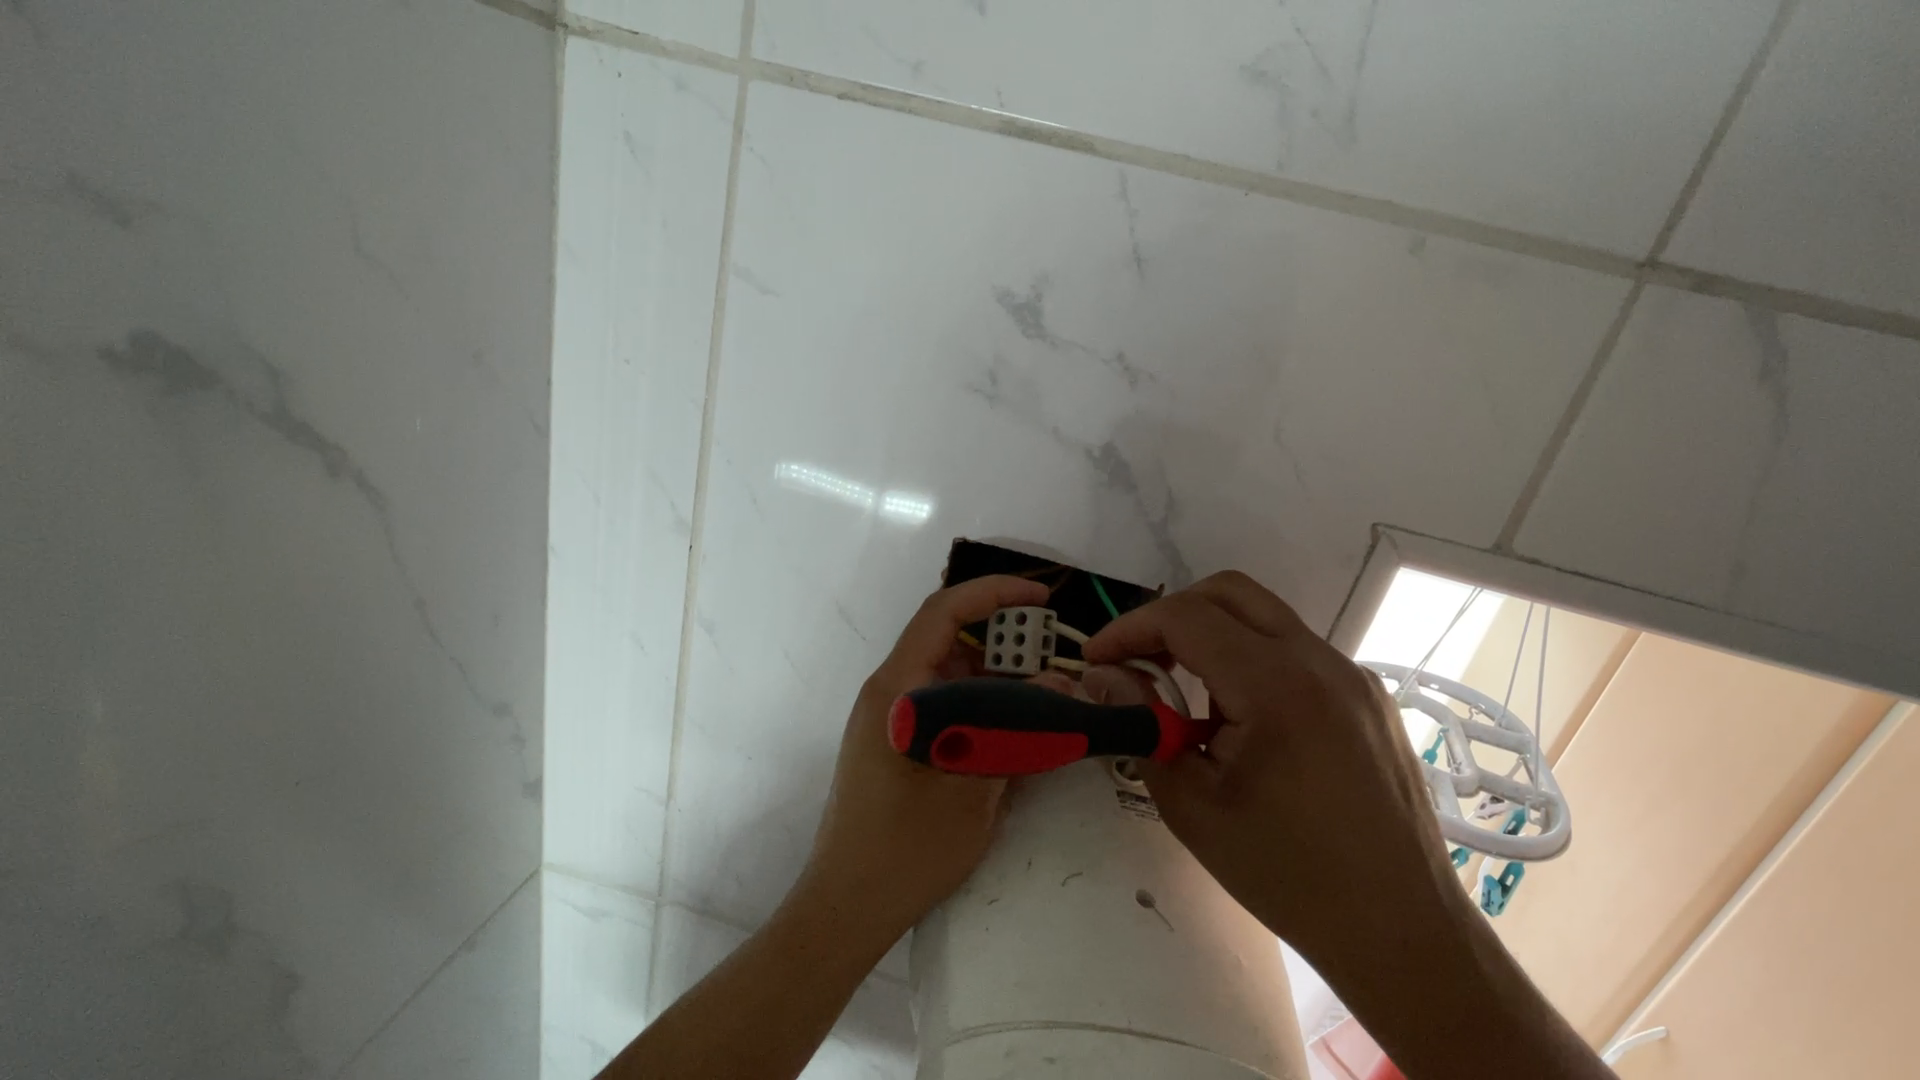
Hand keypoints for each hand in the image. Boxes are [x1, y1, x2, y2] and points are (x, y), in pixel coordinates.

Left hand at [793, 574, 1051, 942]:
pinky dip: (984, 710)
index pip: (943, 613)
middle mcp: (890, 693)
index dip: (993, 594)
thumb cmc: (903, 850)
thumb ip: (1018, 734)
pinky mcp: (899, 746)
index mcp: (897, 689)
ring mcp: (892, 720)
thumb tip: (1064, 692)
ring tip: (1049, 699)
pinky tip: (1018, 733)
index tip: (1042, 598)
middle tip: (1058, 661)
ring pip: (953, 679)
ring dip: (1000, 681)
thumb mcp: (973, 791)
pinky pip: (947, 708)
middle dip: (1008, 643)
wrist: (847, 909)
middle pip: (951, 644)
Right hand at [1083, 571, 1461, 964]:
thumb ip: (1143, 724)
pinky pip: (1297, 653)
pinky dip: (1251, 662)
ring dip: (1212, 638)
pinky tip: (1240, 725)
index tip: (1096, 661)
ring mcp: (1354, 677)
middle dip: (1170, 616)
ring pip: (1266, 619)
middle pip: (1230, 593)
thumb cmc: (1287, 875)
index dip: (1129, 629)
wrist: (1402, 931)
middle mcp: (1322, 661)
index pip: (1186, 617)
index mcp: (1277, 685)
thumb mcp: (1192, 804)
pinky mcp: (1369, 699)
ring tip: (1186, 704)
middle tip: (1137, 663)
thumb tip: (1104, 675)